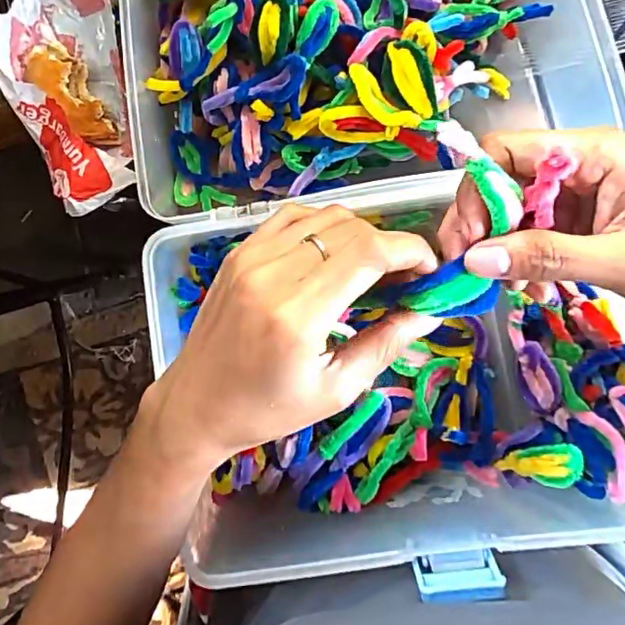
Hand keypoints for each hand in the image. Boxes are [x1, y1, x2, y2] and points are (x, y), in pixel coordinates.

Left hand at [144, 204, 442, 469]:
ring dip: (359, 232)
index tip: (429, 269)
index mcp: (297, 315)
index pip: (368, 252)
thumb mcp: (336, 390)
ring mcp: (250, 256)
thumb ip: (386, 344)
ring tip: (371, 266)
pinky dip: (324, 225)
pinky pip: (292, 217)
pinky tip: (334, 251)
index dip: (410, 250)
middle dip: (391, 243)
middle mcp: (272, 274)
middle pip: (351, 228)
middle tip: (404, 275)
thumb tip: (429, 311)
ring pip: (324, 215)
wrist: (196, 402)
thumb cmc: (266, 409)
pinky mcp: (239, 251)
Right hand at [436, 128, 624, 315]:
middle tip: (470, 266)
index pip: (507, 151)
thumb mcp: (623, 262)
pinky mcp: (578, 222)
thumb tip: (476, 259)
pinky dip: (521, 259)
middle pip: (502, 181)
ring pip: (512, 211)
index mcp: (595, 153)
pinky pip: (530, 234)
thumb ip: (546, 257)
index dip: (478, 190)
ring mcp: (578, 195)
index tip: (469, 238)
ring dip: (501, 247)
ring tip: (506, 284)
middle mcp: (579, 166)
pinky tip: (531, 287)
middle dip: (482, 224)